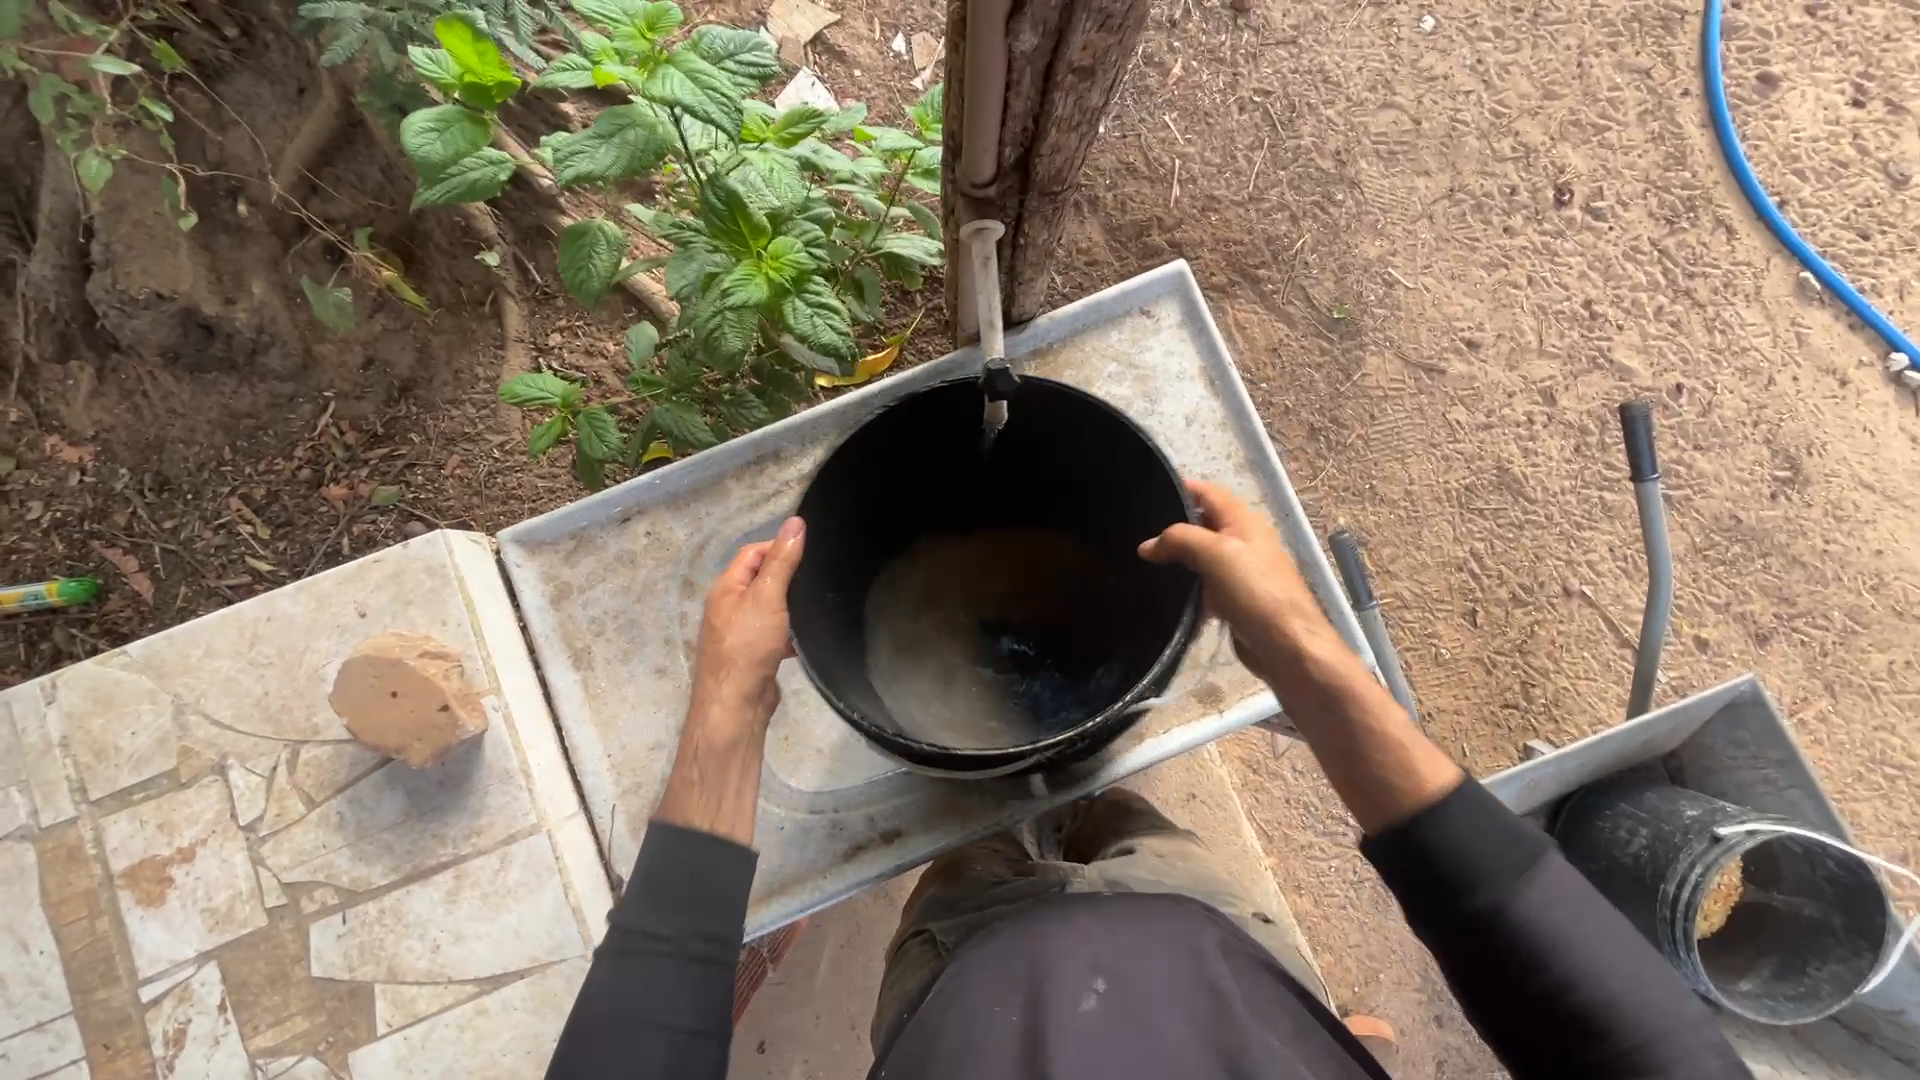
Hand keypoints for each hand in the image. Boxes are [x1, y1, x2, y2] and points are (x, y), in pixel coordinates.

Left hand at [687, 516, 806, 734]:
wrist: (735, 703)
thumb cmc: (748, 644)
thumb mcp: (768, 596)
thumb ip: (782, 560)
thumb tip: (796, 522)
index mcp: (726, 587)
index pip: (753, 553)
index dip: (779, 547)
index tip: (810, 552)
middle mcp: (728, 606)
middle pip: (761, 579)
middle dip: (788, 576)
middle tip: (819, 575)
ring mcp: (739, 632)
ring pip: (770, 608)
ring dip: (791, 606)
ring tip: (818, 602)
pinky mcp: (753, 654)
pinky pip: (774, 633)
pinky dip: (790, 632)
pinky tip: (807, 637)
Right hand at [1137, 479, 1340, 686]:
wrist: (1286, 645)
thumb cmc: (1254, 590)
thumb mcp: (1215, 554)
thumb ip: (1179, 540)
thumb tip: (1147, 546)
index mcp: (1243, 520)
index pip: (1206, 492)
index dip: (1178, 489)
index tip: (1143, 497)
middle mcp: (1242, 540)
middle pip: (1201, 525)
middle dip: (1171, 530)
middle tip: (1137, 537)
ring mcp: (1239, 571)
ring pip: (1200, 558)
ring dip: (1177, 562)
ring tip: (1144, 566)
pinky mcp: (1234, 599)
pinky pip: (1204, 587)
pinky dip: (1187, 590)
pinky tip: (1168, 599)